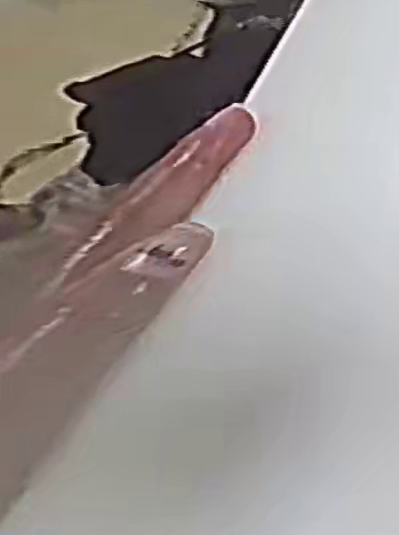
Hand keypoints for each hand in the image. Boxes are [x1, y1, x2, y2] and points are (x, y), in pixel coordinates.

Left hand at [0, 106, 254, 507]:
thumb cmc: (0, 413)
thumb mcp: (49, 373)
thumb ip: (115, 309)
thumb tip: (186, 241)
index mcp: (61, 288)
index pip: (144, 208)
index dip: (195, 162)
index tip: (239, 122)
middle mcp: (48, 293)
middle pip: (127, 216)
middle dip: (183, 171)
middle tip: (228, 133)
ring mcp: (44, 315)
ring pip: (112, 242)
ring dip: (163, 205)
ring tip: (202, 176)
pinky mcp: (50, 341)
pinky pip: (106, 277)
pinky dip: (146, 251)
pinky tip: (164, 252)